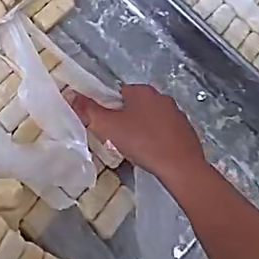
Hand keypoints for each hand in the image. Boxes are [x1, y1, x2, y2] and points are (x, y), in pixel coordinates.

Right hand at [69, 84, 210, 182]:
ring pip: (151, 118)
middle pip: (135, 105)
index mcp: (142, 91)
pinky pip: (166, 131)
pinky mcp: (187, 131)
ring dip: (143, 128)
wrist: (181, 167)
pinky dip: (158, 139)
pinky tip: (153, 153)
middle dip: (127, 118)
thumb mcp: (109, 127)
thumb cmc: (143, 142)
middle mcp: (161, 97)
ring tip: (136, 148)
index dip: (111, 108)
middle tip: (119, 138)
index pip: (120, 92)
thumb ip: (89, 110)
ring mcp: (177, 114)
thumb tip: (71, 95)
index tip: (108, 125)